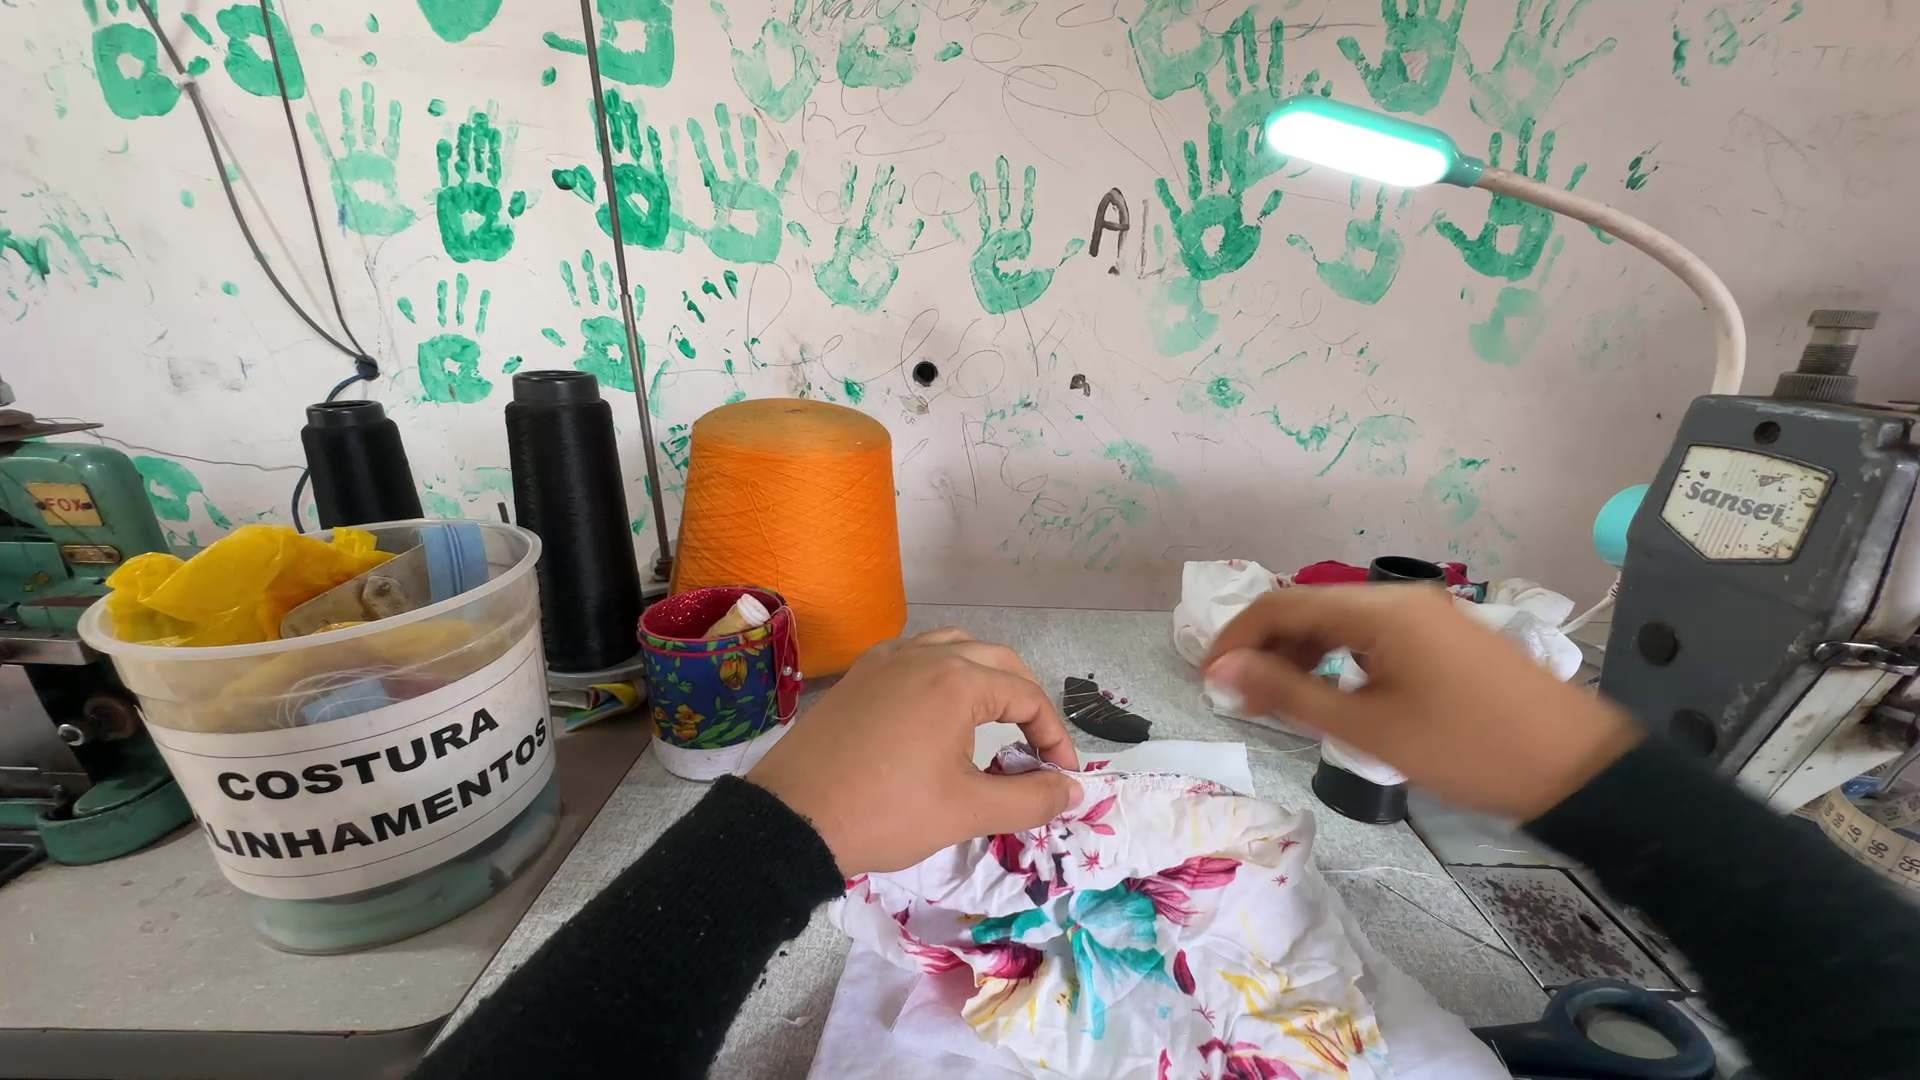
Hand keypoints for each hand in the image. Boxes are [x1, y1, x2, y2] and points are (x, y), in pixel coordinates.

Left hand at [748, 628, 1081, 874]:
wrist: (792, 818)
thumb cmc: (886, 813)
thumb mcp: (967, 811)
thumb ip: (1030, 798)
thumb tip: (1076, 790)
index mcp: (957, 682)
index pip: (1027, 696)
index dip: (1053, 735)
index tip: (1060, 775)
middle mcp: (926, 655)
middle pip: (996, 659)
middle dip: (1024, 698)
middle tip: (1032, 743)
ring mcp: (888, 659)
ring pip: (954, 646)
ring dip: (983, 674)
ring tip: (990, 716)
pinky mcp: (861, 673)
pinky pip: (914, 653)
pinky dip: (940, 668)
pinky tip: (934, 706)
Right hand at [1202, 585, 1638, 820]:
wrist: (1587, 774)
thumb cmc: (1469, 751)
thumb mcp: (1367, 726)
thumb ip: (1287, 692)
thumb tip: (1222, 671)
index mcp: (1378, 610)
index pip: (1281, 606)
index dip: (1235, 639)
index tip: (1207, 677)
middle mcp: (1398, 598)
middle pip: (1307, 608)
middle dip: (1264, 647)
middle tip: (1239, 694)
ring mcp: (1424, 614)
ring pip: (1337, 621)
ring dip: (1298, 652)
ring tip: (1276, 697)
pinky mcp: (1441, 635)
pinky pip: (1368, 634)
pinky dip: (1334, 656)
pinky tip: (1328, 689)